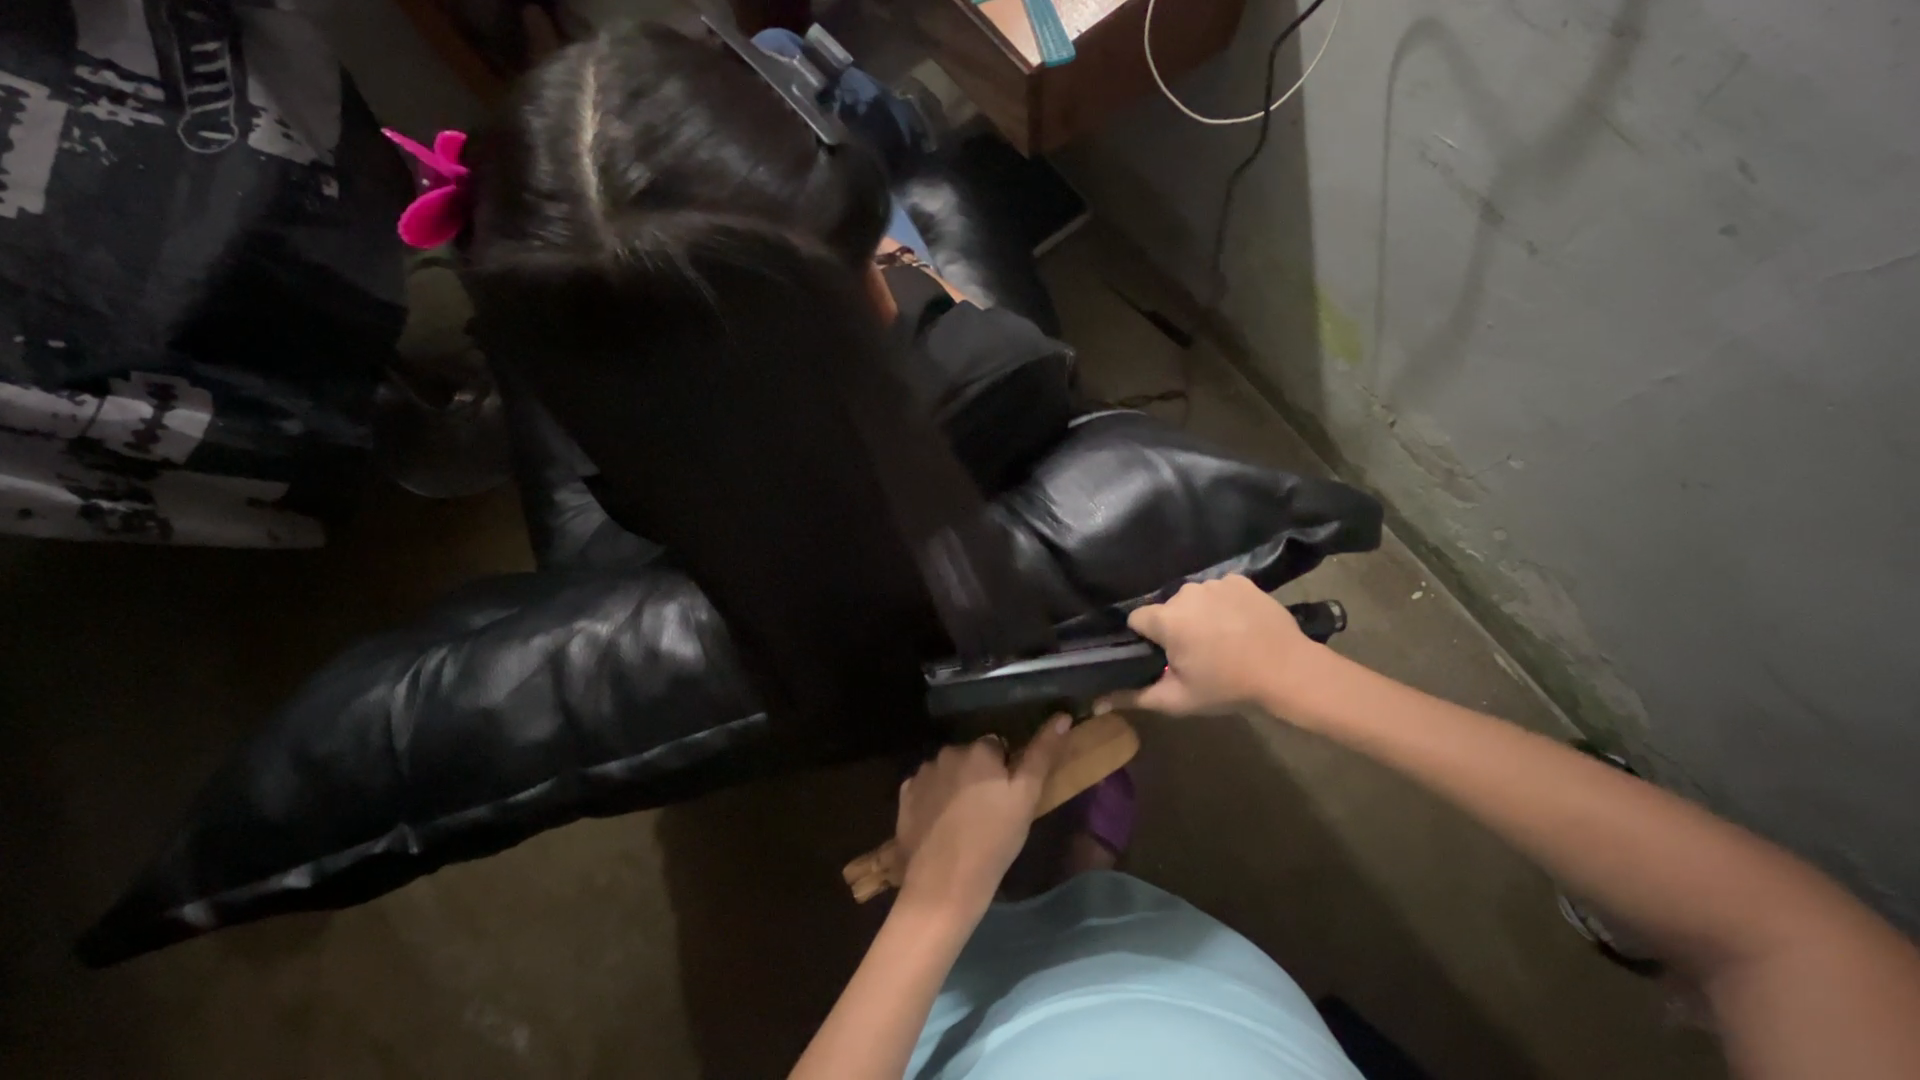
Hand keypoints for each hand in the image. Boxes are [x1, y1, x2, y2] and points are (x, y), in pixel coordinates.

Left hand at [893, 717, 1071, 915]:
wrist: (943, 883)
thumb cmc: (993, 840)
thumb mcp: (1026, 798)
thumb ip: (1042, 754)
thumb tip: (1062, 717)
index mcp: (978, 749)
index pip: (997, 747)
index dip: (1005, 771)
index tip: (1008, 799)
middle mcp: (947, 752)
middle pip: (970, 757)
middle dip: (979, 775)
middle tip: (989, 812)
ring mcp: (922, 774)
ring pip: (948, 772)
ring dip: (956, 786)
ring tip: (965, 822)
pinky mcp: (904, 797)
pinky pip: (926, 789)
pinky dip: (935, 800)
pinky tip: (942, 826)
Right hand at [1103, 575, 1320, 714]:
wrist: (1288, 672)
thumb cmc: (1228, 686)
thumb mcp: (1178, 700)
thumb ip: (1134, 697)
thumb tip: (1097, 703)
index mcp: (1166, 618)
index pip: (1137, 620)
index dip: (1146, 640)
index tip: (1163, 658)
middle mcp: (1186, 592)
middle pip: (1167, 610)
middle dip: (1175, 629)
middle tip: (1197, 657)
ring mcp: (1216, 583)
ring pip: (1194, 600)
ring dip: (1200, 616)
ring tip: (1222, 641)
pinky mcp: (1242, 581)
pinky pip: (1220, 591)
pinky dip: (1224, 606)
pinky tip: (1239, 626)